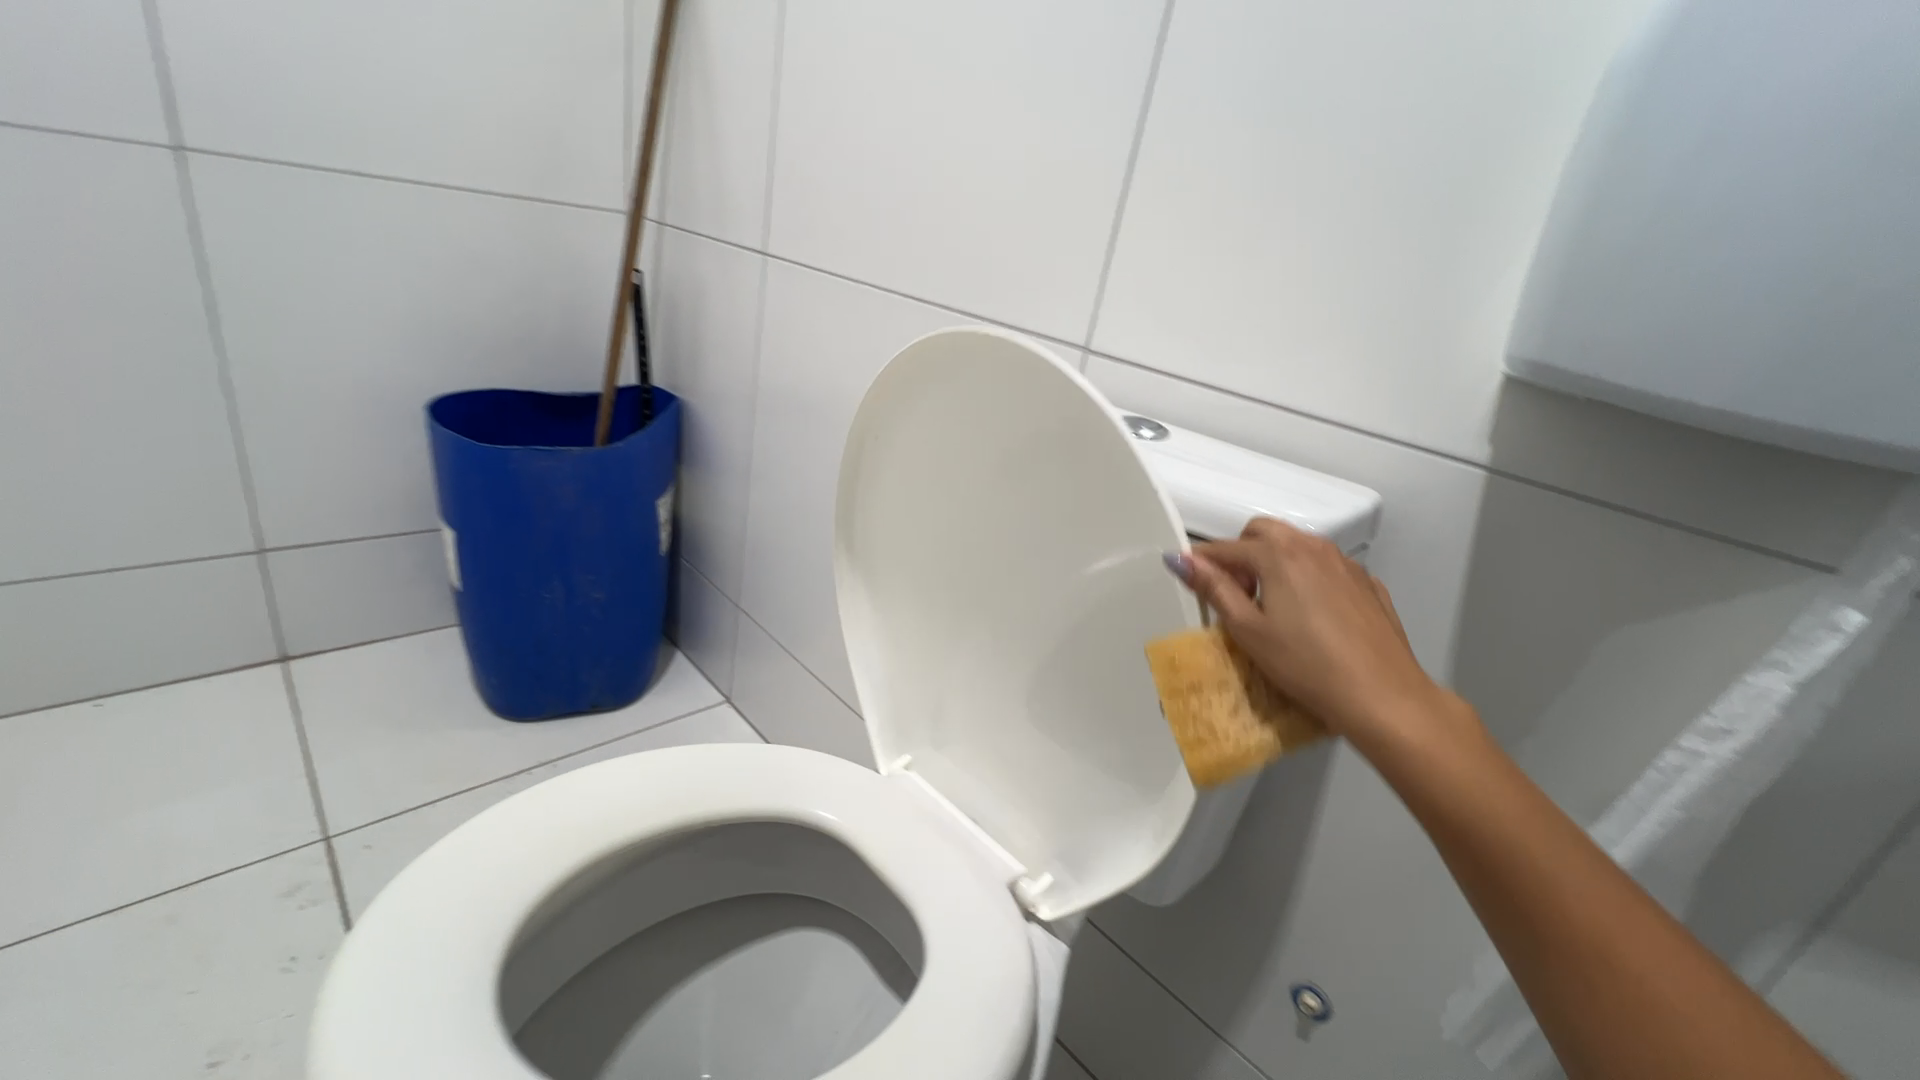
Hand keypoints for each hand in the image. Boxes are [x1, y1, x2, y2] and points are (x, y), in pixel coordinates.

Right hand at [1167, 518, 1465, 750]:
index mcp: (1277, 554)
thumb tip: (1181, 559)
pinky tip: (1312, 616)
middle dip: (1241, 553)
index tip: (1191, 581)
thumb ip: (1214, 589)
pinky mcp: (1367, 583)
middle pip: (1263, 532)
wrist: (1381, 694)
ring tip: (1273, 606)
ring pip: (1298, 545)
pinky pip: (1327, 567)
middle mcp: (1312, 546)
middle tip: (1237, 595)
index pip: (1225, 547)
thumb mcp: (1248, 630)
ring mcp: (1345, 562)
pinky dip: (1308, 577)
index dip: (1202, 563)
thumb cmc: (1305, 664)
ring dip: (1275, 562)